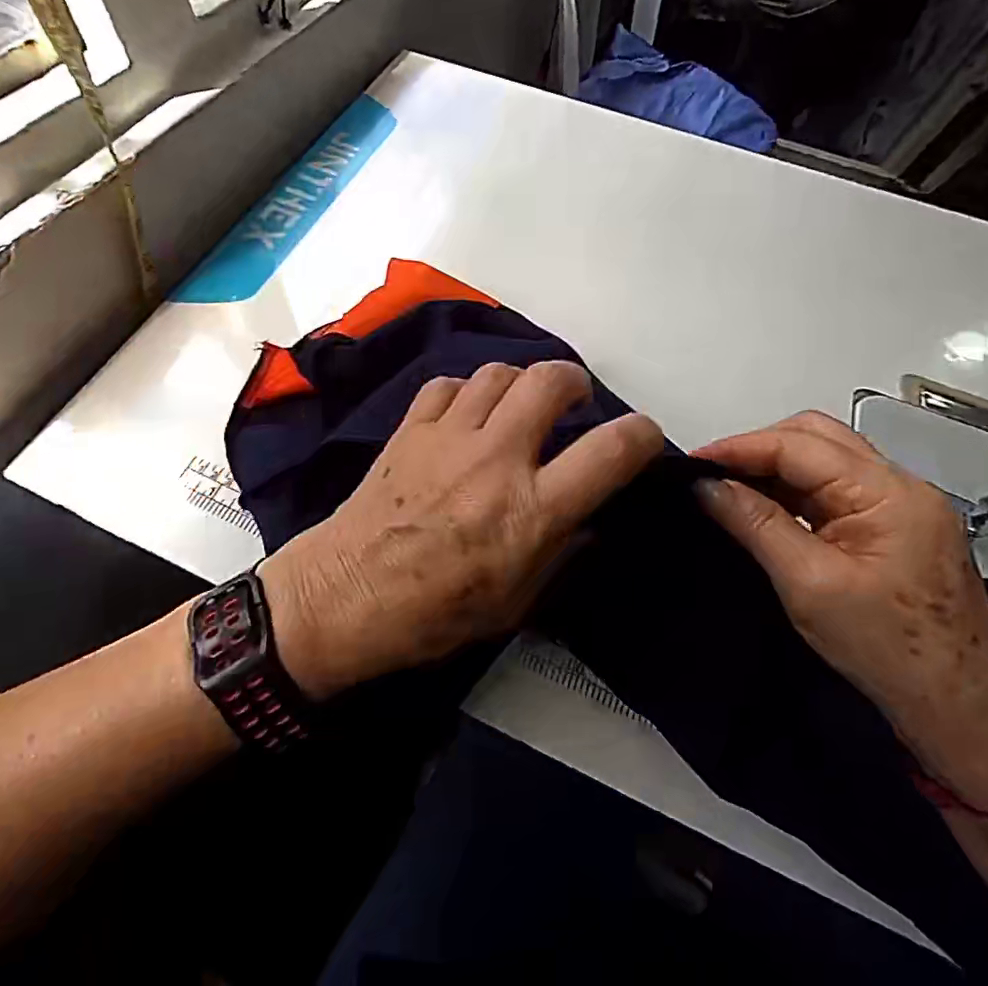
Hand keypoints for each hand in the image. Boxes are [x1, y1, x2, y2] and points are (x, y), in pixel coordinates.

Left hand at [259, 361, 662, 700]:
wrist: (347, 593)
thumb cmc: (431, 614)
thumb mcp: (513, 604)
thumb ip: (557, 555)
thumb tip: (586, 520)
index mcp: (532, 509)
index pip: (612, 449)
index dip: (640, 435)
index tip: (637, 440)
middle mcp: (494, 458)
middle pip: (550, 381)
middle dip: (573, 384)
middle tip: (570, 405)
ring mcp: (447, 438)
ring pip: (496, 373)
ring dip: (517, 384)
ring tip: (515, 408)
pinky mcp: (408, 432)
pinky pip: (445, 386)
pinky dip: (463, 392)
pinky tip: (462, 415)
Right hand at [692, 411, 987, 812]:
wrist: (955, 699)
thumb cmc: (884, 644)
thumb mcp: (805, 581)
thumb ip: (754, 523)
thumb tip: (704, 485)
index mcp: (889, 495)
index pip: (799, 445)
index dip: (738, 447)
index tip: (688, 464)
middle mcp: (900, 487)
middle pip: (816, 436)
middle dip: (754, 447)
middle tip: (705, 474)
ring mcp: (897, 505)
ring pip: (821, 458)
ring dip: (770, 466)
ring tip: (723, 489)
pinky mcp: (888, 525)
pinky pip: (828, 487)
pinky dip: (787, 488)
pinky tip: (756, 506)